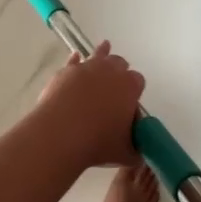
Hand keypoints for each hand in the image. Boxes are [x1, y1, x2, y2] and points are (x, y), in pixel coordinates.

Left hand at [35, 42, 144, 167]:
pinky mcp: (65, 72)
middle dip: (119, 71)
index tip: (128, 107)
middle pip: (119, 63)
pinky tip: (75, 57)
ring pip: (98, 56)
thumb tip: (140, 154)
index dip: (134, 92)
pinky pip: (74, 61)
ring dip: (102, 54)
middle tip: (114, 88)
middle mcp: (110, 71)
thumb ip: (136, 150)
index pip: (138, 81)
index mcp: (130, 86)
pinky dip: (76, 60)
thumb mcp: (125, 153)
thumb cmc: (98, 143)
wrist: (60, 134)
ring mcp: (86, 68)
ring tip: (105, 47)